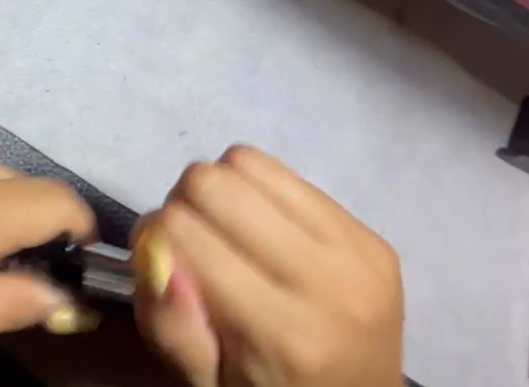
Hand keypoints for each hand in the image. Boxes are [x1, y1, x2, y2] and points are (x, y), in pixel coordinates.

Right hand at [131, 146, 403, 386]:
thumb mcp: (201, 379)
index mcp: (283, 331)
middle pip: (209, 182)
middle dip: (184, 204)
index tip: (167, 265)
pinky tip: (266, 227)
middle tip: (197, 241)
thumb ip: (169, 326)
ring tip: (231, 231)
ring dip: (220, 189)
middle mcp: (329, 286)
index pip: (179, 228)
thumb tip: (155, 255)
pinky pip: (280, 169)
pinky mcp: (373, 237)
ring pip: (243, 162)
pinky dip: (255, 188)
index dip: (156, 237)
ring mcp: (358, 255)